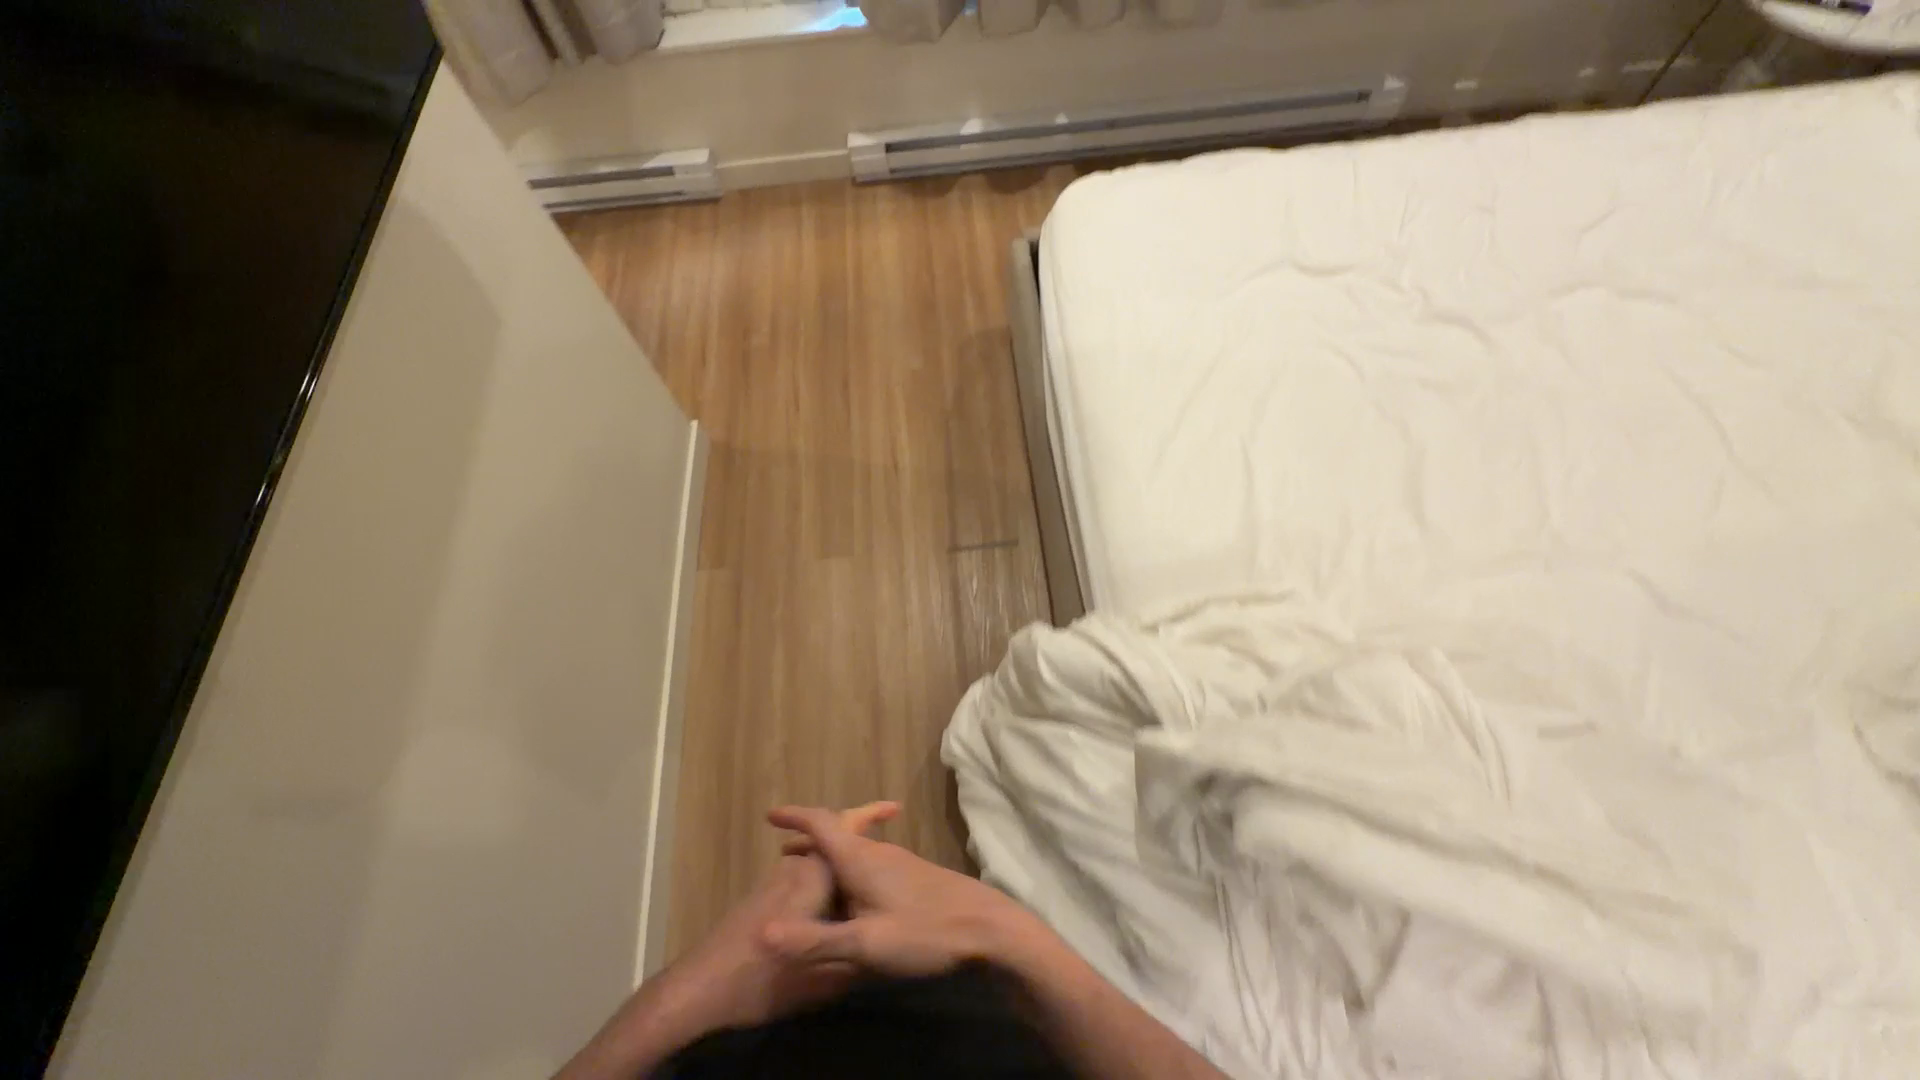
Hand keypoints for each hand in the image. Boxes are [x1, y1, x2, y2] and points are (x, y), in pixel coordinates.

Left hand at [663, 801, 899, 1031]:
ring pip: (818, 861)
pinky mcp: (764, 897)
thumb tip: (878, 951)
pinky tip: (836, 910)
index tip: (893, 809)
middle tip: (890, 854)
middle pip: (833, 841)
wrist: (697, 989)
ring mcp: (777, 880)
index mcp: (814, 878)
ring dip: (842, 865)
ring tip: (870, 887)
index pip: (846, 830)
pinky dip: (825, 883)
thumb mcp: (821, 979)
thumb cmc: (761, 979)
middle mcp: (796, 869)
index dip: (869, 814)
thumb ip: (854, 960)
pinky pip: (805, 877)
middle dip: (859, 837)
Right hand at [759, 804, 1047, 978]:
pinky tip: (856, 897)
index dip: (795, 818)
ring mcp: (902, 864)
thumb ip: (816, 940)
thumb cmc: (926, 932)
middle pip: (839, 836)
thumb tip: (761, 934)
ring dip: (831, 858)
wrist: (991, 929)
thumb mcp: (867, 944)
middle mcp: (880, 853)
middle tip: (786, 851)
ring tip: (814, 874)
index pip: (823, 825)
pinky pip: (873, 865)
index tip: (771, 815)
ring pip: (857, 852)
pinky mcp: (917, 879)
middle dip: (810, 841)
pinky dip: (851, 871)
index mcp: (862, 859)